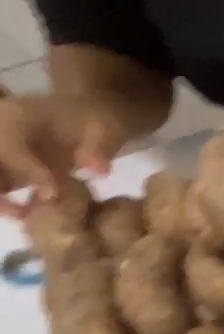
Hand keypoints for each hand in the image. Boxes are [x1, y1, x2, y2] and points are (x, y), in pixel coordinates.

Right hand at [0, 94, 127, 207]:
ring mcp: (2, 153)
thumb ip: (99, 148)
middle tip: (17, 211)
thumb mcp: (104, 128)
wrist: (92, 117)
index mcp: (12, 117)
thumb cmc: (98, 120)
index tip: (53, 194)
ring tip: (21, 215)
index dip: (27, 170)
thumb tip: (97, 171)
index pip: (7, 145)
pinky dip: (8, 201)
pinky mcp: (9, 169)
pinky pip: (2, 186)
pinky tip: (29, 215)